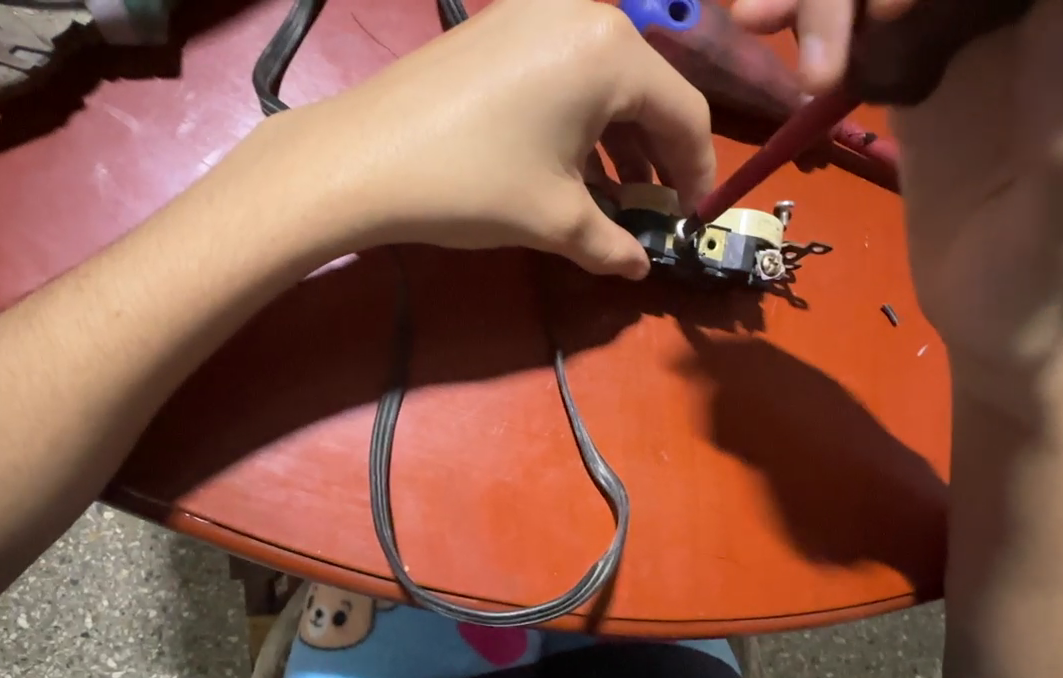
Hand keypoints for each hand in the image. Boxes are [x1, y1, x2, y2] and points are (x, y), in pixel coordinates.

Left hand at [252, 0, 716, 279]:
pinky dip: (582, 123)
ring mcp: (537, 14)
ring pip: (605, 84)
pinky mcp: (502, 26)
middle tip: (658, 211)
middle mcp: (584, 15)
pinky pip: (566, 74)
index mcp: (612, 53)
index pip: (685, 113)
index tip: (693, 217)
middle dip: (659, 158)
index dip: (699, 172)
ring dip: (621, 144)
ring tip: (618, 200)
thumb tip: (639, 268)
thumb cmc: (474, 185)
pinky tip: (575, 168)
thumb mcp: (556, 221)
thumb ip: (612, 246)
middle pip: (649, 92)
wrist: (364, 158)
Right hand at [733, 0, 1062, 398]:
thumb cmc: (1043, 281)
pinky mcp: (921, 63)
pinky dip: (814, 14)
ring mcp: (977, 29)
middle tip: (850, 31)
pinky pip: (864, 14)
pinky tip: (763, 19)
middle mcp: (1047, 7)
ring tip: (765, 19)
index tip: (897, 9)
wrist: (993, 322)